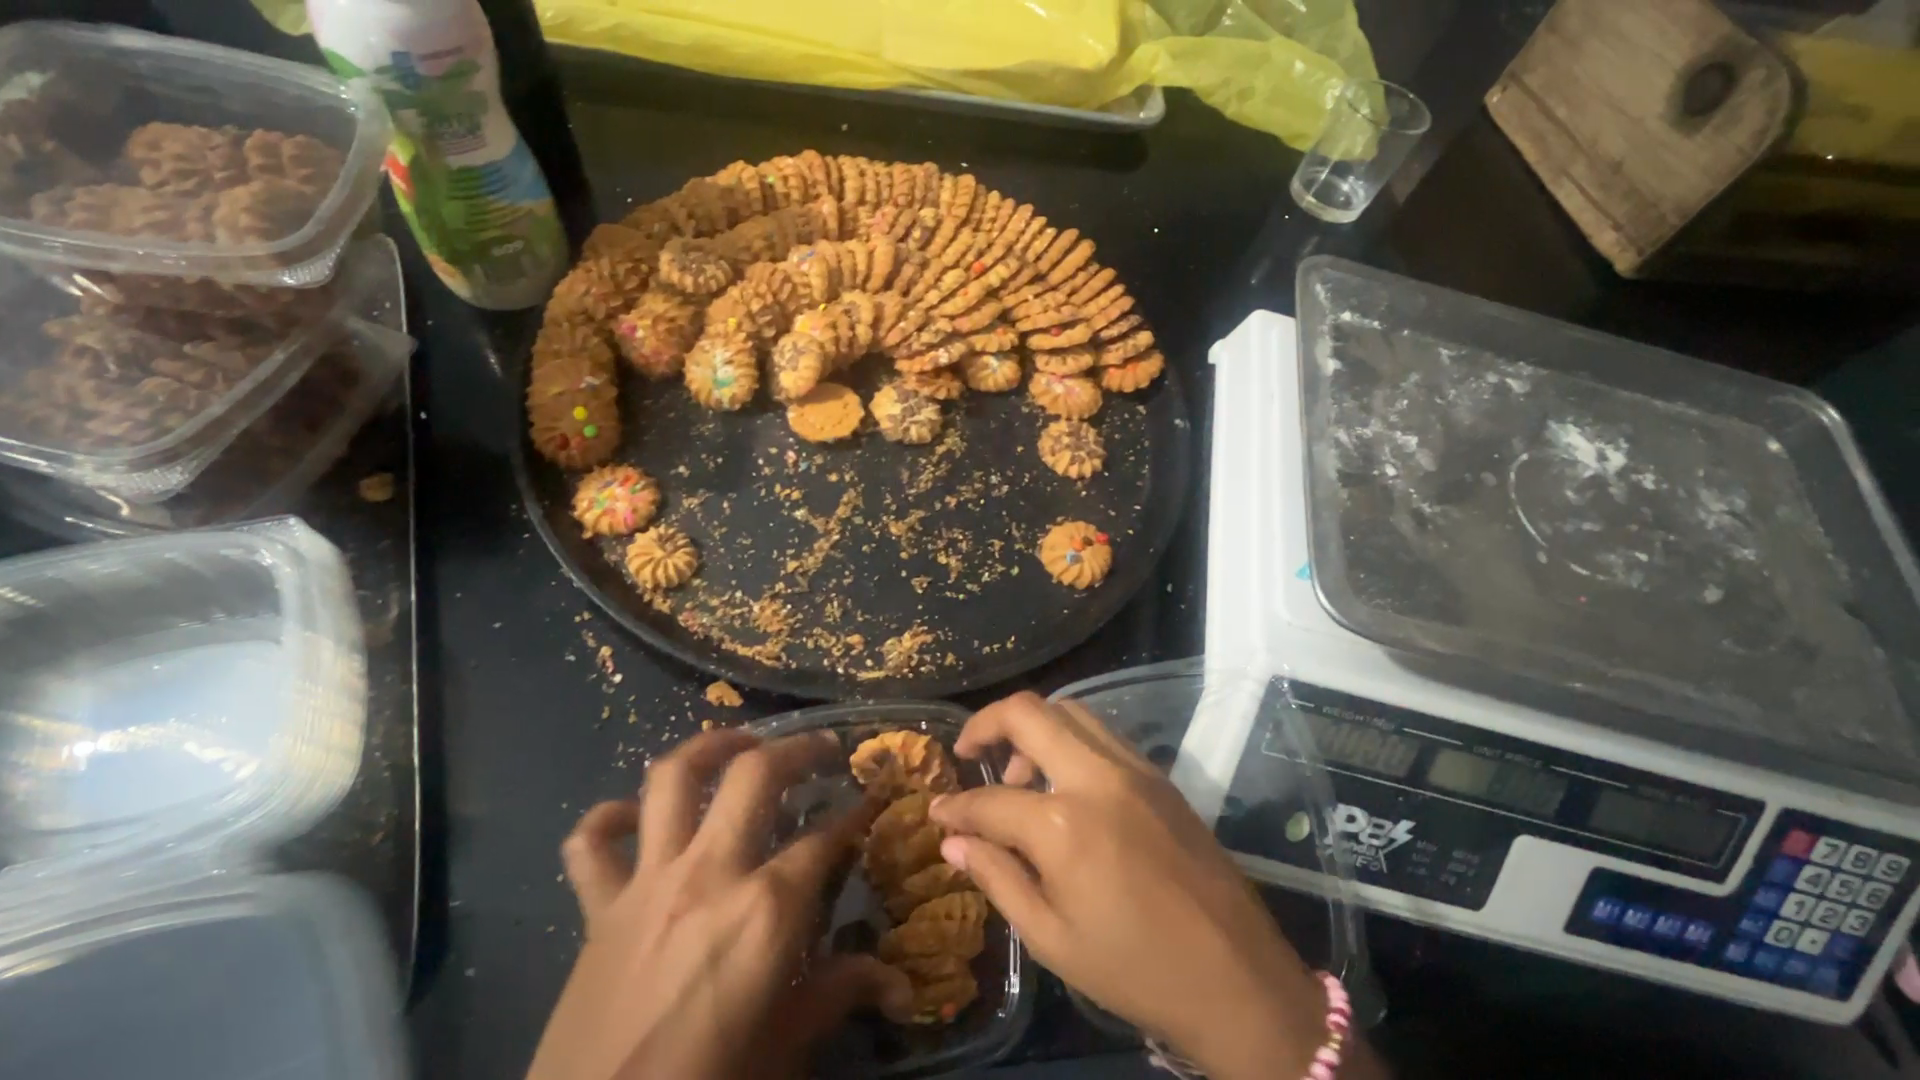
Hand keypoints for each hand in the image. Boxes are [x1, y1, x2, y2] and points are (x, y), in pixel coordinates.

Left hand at [528, 728, 913, 1079]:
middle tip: (822, 749)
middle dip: (797, 749)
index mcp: (766, 909)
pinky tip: (634, 815)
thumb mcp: (788, 1045)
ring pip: (671, 779)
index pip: (826, 839)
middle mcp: (709, 873)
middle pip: (754, 775)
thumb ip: (840, 994)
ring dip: (709, 747)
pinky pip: (592, 841)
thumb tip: (900, 985)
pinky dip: (610, 816)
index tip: (874, 797)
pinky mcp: (598, 907)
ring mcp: (647, 882)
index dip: (857, 813)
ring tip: (741, 743)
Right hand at [930, 693, 1349, 1079]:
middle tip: (968, 753)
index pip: (990, 799)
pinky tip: (1063, 784)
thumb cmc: (1134, 970)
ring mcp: (1136, 770)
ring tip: (1018, 774)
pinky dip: (1070, 739)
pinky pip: (1104, 735)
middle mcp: (1098, 778)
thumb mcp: (1051, 938)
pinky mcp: (1162, 778)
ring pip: (1071, 712)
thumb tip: (954, 841)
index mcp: (1063, 825)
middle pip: (1030, 713)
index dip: (954, 806)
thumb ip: (998, 878)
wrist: (1237, 978)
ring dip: (1033, 728)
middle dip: (987, 724)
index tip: (936, 812)